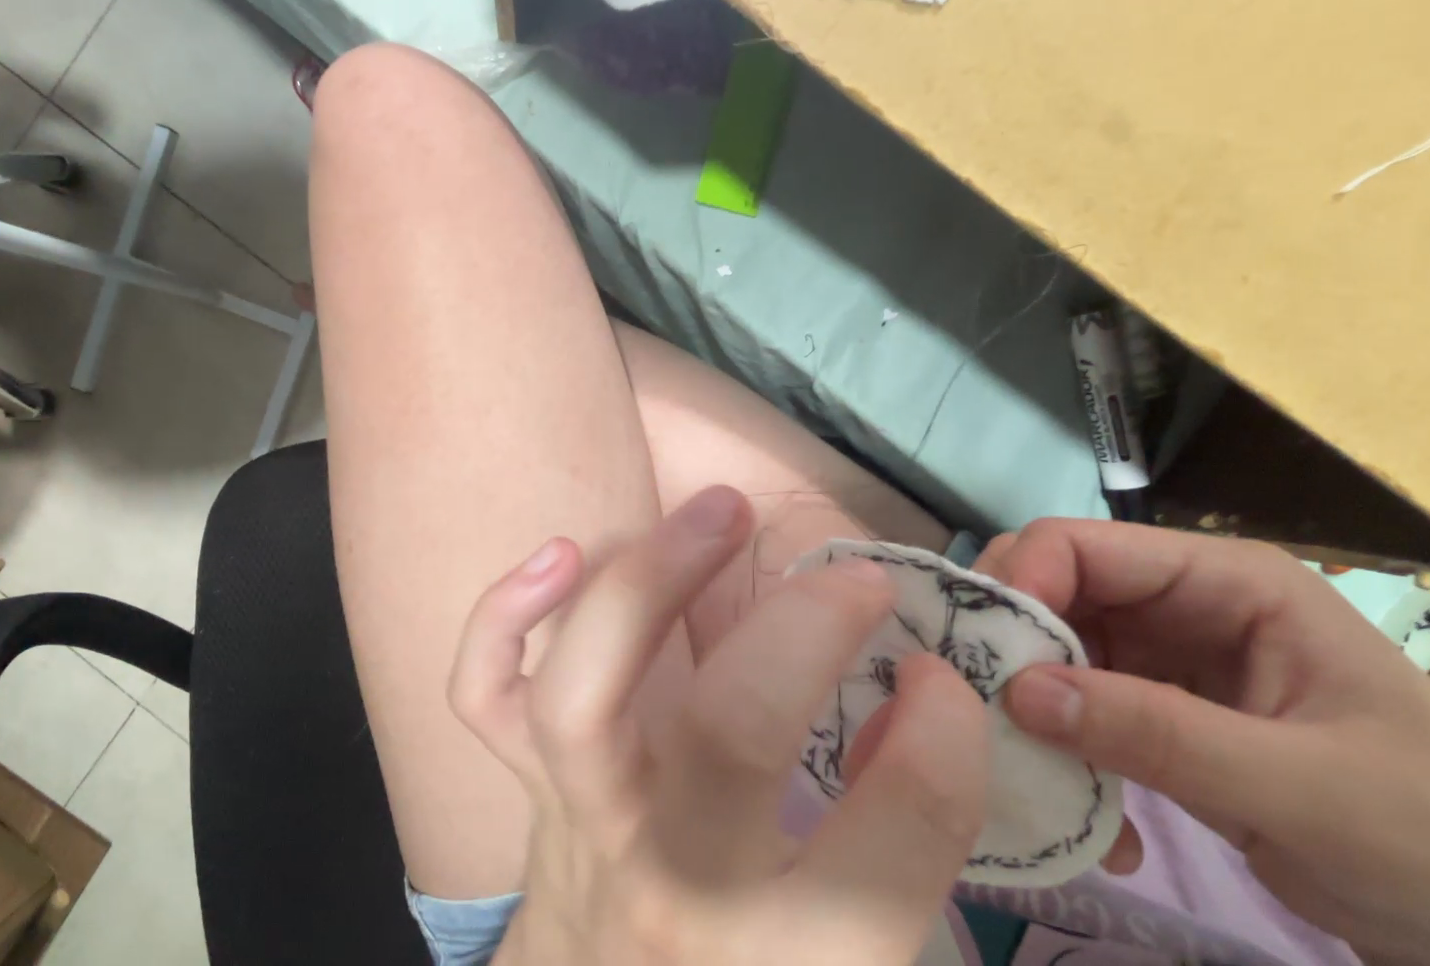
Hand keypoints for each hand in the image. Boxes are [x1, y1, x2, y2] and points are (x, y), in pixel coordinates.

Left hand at [450, 485, 989, 964]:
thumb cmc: (747, 957)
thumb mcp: (850, 937)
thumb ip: (893, 826)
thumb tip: (914, 689)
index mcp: (796, 947)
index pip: (895, 834)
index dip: (946, 737)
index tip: (936, 674)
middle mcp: (678, 880)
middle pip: (729, 736)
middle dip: (803, 627)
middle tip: (857, 577)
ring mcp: (583, 823)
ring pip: (585, 697)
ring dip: (650, 579)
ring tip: (721, 508)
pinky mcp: (525, 784)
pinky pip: (483, 696)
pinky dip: (503, 617)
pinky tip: (565, 554)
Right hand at [983, 520, 1429, 965]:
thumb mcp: (1304, 789)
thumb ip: (1160, 734)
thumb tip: (1014, 690)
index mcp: (1225, 582)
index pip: (1080, 547)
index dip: (1019, 586)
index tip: (983, 664)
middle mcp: (1177, 605)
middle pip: (1047, 596)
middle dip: (1007, 652)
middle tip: (980, 718)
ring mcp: (1158, 660)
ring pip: (1043, 656)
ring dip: (1025, 715)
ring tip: (1032, 781)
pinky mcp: (1146, 713)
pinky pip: (1066, 712)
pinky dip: (1057, 757)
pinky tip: (1086, 818)